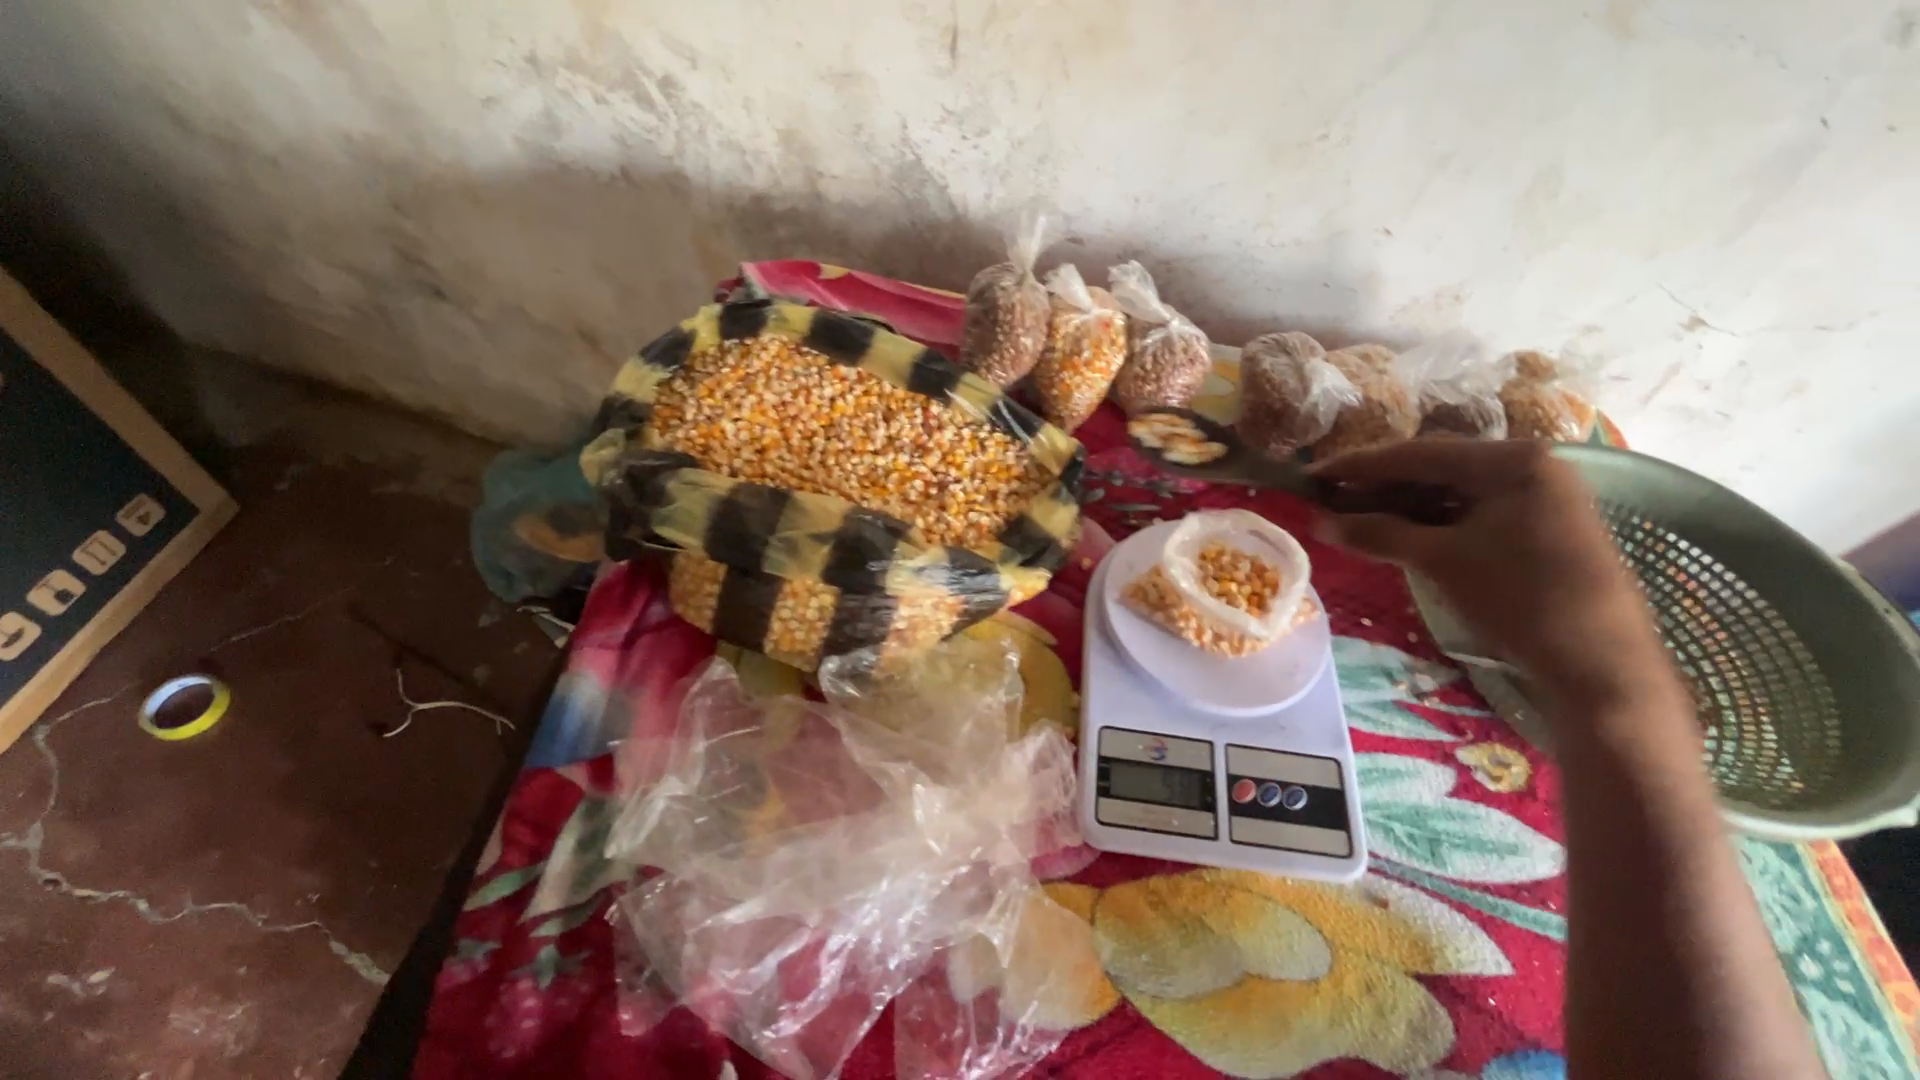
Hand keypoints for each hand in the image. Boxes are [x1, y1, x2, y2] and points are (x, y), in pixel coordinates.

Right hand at [1312, 439, 1687, 728]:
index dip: (1359, 465)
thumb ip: (1378, 534)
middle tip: (1328, 500)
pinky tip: (1399, 536)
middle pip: (1436, 469)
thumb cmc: (1521, 599)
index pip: (1417, 454)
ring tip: (1353, 520)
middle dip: (1379, 487)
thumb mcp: (1441, 561)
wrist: (1602, 664)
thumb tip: (1320, 522)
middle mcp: (1530, 466)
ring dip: (1402, 507)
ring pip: (1453, 492)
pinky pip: (1473, 513)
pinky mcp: (1541, 527)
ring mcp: (1540, 496)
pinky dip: (1432, 523)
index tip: (1312, 474)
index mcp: (1511, 460)